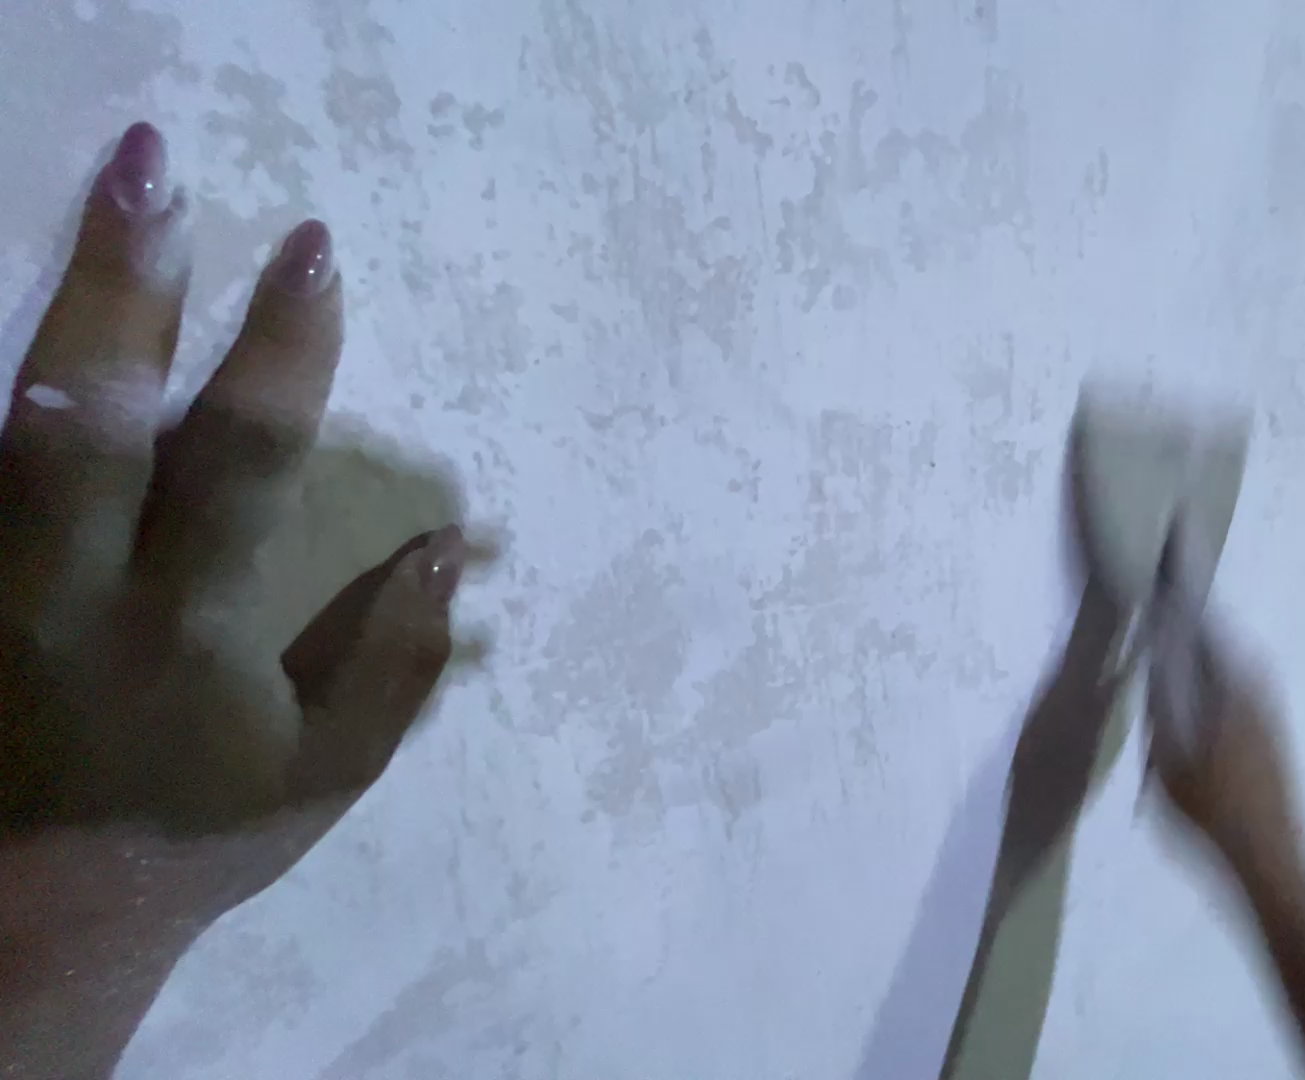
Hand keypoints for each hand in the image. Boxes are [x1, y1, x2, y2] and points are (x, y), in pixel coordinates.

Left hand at [0, 122, 464, 1073]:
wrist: (21, 920)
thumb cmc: (208, 830)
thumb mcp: (338, 763)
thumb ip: (400, 653)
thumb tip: (447, 545)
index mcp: (179, 620)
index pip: (239, 458)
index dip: (283, 352)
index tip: (317, 259)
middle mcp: (61, 580)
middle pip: (83, 404)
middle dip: (127, 279)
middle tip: (157, 169)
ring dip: (52, 301)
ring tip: (105, 204)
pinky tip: (41, 327)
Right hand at [1142, 564, 1299, 871]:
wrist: (1269, 853)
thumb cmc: (1210, 804)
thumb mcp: (1168, 748)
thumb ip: (1161, 691)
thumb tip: (1156, 642)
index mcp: (1230, 676)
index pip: (1200, 608)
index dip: (1184, 569)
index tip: (1175, 530)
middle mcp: (1253, 676)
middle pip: (1214, 620)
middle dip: (1188, 589)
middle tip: (1164, 558)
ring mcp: (1263, 696)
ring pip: (1222, 643)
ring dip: (1197, 620)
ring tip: (1169, 596)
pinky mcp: (1264, 714)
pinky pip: (1227, 663)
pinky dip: (1206, 647)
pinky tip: (1187, 654)